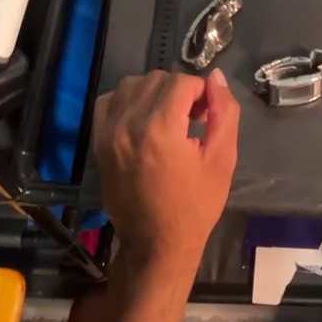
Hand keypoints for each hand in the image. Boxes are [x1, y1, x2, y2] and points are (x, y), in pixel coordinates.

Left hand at [93, 69, 239, 292]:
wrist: (156, 243)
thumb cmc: (196, 205)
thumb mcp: (222, 159)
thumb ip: (224, 113)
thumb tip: (216, 78)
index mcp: (161, 129)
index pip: (182, 82)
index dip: (202, 92)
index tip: (208, 113)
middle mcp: (128, 124)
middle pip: (157, 79)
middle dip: (180, 91)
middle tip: (194, 118)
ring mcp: (108, 132)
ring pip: (132, 85)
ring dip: (154, 93)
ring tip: (169, 119)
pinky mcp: (98, 141)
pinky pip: (110, 101)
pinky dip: (128, 101)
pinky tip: (144, 121)